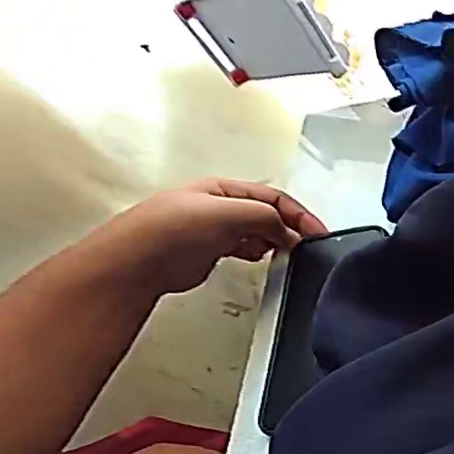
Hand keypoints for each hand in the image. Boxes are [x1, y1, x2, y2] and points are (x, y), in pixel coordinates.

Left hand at [85, 178, 328, 295]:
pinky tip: (261, 259)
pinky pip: (247, 247)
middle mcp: (219, 205)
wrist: (134, 264)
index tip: (319, 234)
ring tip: (286, 254)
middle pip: (268, 213)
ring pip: (259, 231)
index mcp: (222, 189)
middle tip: (306, 246)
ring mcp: (214, 228)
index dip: (300, 214)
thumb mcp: (228, 214)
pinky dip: (260, 252)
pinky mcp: (211, 250)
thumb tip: (288, 233)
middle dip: (290, 228)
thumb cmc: (172, 232)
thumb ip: (266, 217)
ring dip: (276, 241)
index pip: (274, 197)